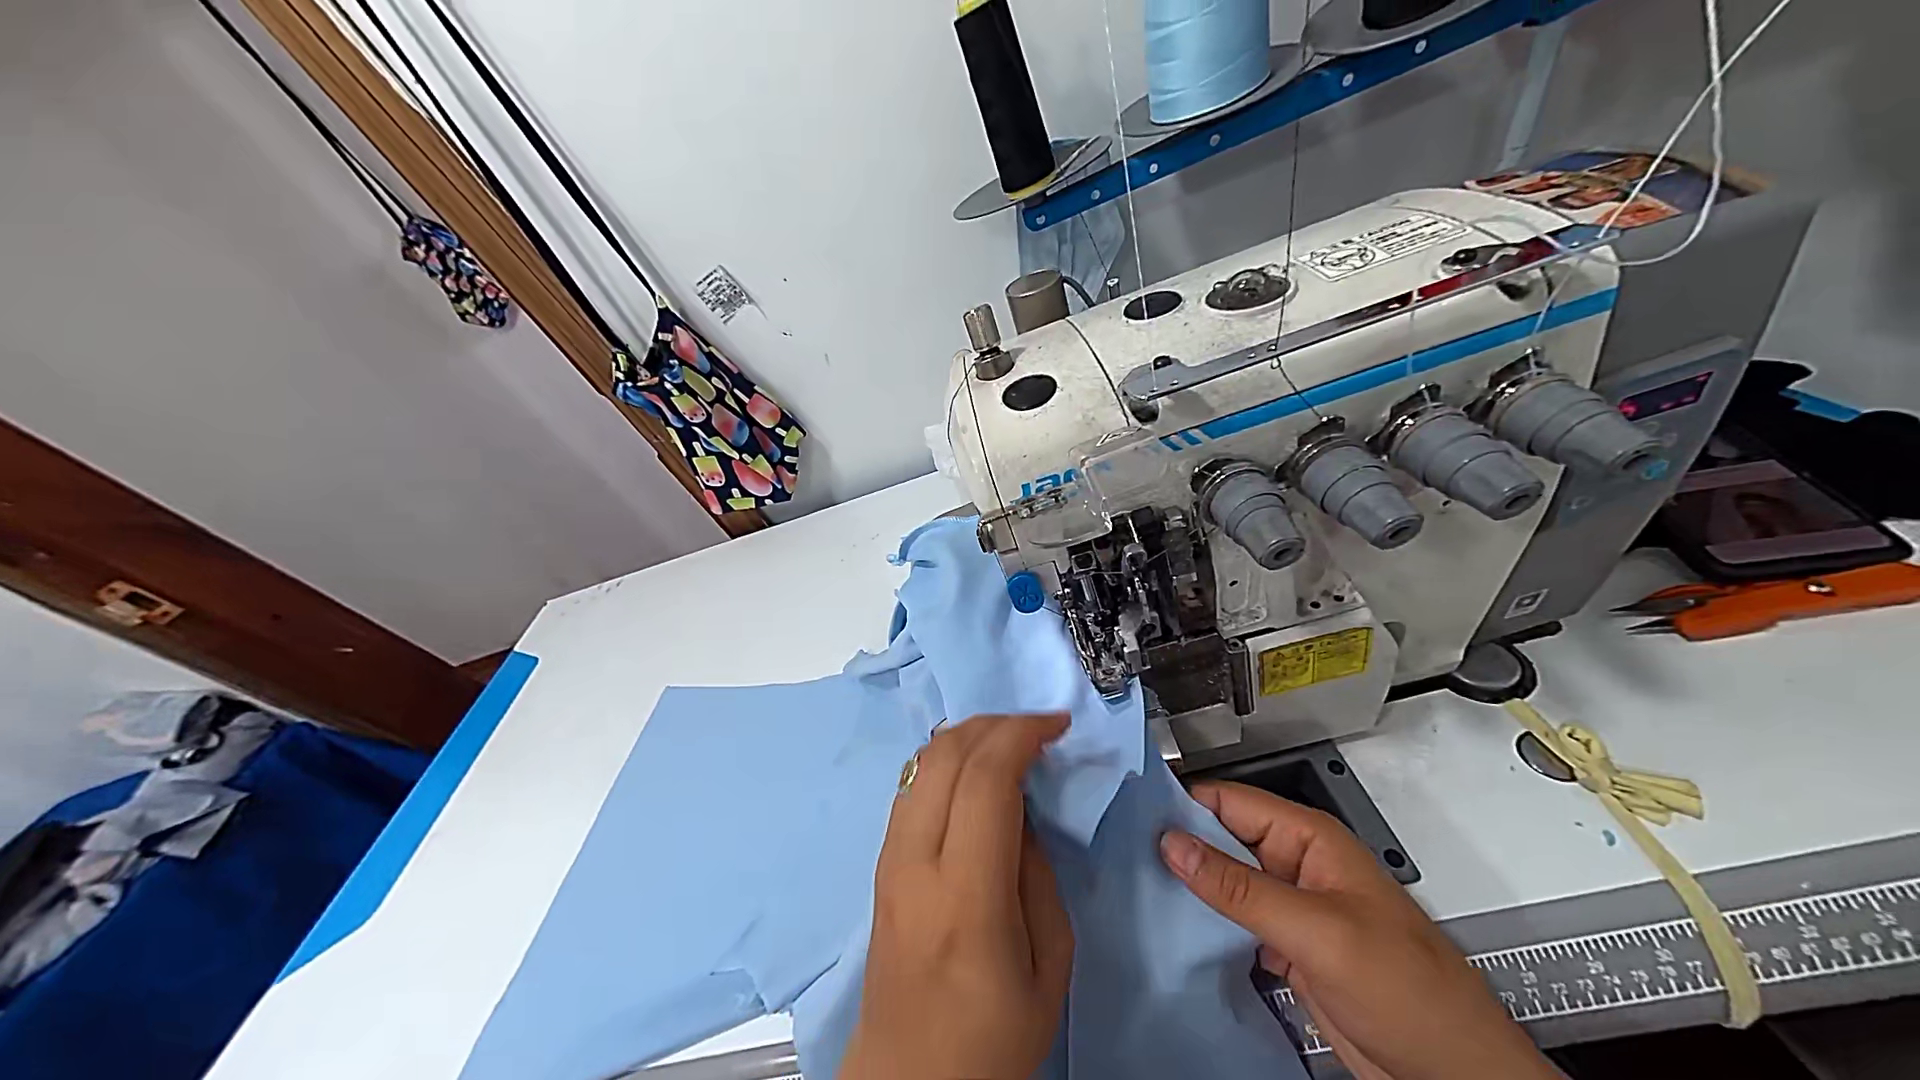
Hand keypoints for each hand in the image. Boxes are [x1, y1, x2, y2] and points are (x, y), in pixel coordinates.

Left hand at [840, 713, 1073, 1079]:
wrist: (908, 1079)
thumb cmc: (991, 1037)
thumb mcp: (1048, 964)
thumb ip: (1038, 874)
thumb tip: (1021, 814)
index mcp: (966, 895)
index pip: (986, 780)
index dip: (1022, 736)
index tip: (1057, 726)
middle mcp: (915, 863)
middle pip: (944, 755)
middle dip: (995, 724)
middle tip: (1037, 727)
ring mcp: (888, 859)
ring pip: (920, 763)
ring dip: (967, 736)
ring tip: (1009, 741)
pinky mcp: (880, 863)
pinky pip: (912, 787)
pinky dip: (945, 761)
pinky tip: (973, 771)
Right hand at [1159, 782, 1560, 1079]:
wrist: (1452, 1075)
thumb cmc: (1410, 992)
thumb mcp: (1317, 931)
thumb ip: (1240, 887)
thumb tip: (1174, 844)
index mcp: (1307, 838)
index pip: (1228, 801)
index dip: (1181, 803)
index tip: (1132, 813)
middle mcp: (1293, 863)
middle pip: (1219, 839)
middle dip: (1177, 845)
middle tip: (1125, 854)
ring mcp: (1287, 905)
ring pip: (1221, 881)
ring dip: (1187, 886)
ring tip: (1138, 887)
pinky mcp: (1283, 944)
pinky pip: (1231, 920)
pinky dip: (1204, 922)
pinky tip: (1173, 927)